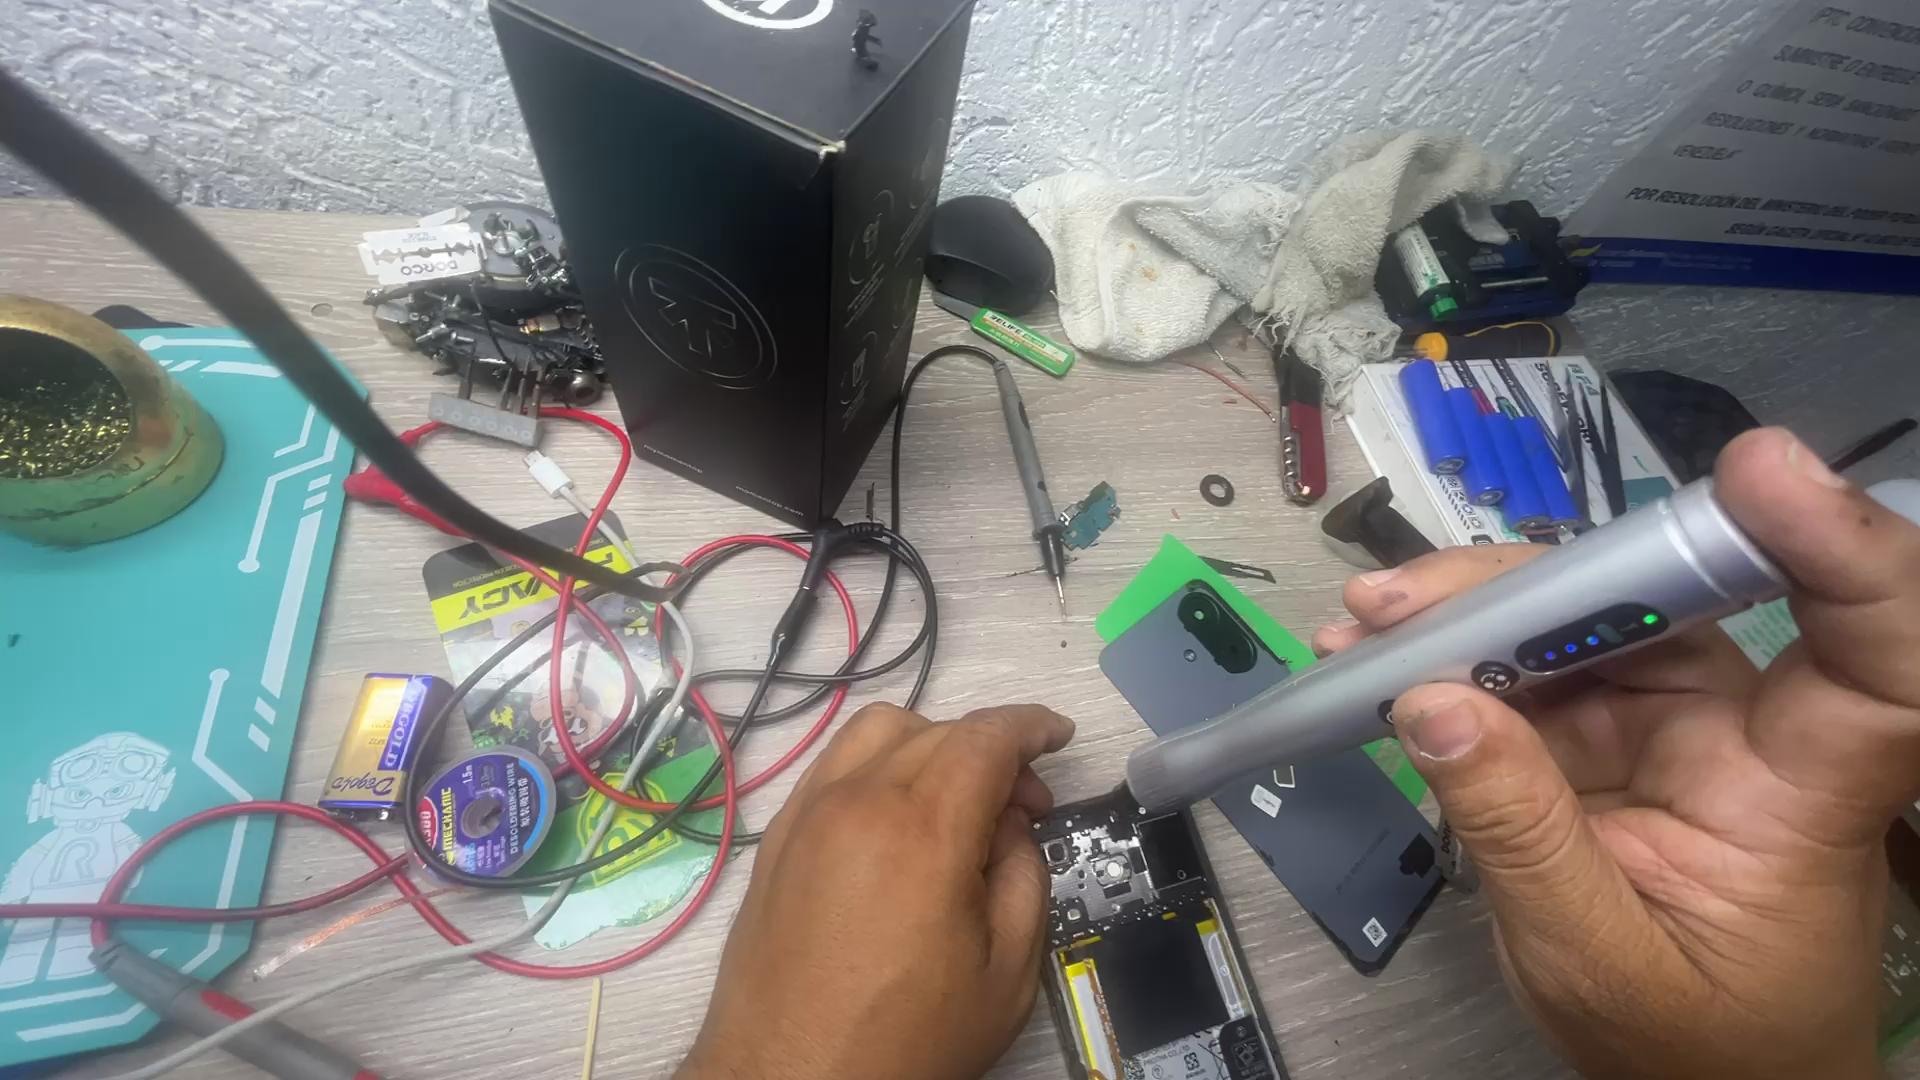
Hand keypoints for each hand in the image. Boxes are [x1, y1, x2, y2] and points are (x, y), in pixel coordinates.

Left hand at [677, 702, 1074, 1079]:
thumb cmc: (908, 1039)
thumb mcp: (1006, 972)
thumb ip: (1024, 872)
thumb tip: (1008, 818)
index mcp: (924, 831)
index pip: (987, 739)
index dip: (1031, 726)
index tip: (1058, 734)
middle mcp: (862, 799)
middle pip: (943, 730)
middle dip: (997, 749)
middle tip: (1023, 805)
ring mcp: (813, 808)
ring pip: (884, 727)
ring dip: (935, 741)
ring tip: (957, 795)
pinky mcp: (783, 828)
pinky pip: (839, 758)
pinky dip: (883, 757)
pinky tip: (899, 804)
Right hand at [1312, 428, 1918, 1079]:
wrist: (1665, 1068)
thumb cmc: (1679, 1041)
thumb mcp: (1591, 955)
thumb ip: (1518, 833)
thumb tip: (1430, 703)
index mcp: (1785, 795)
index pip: (1867, 664)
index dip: (1838, 555)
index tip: (1757, 471)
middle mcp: (1718, 731)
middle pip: (1638, 613)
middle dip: (1515, 587)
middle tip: (1393, 600)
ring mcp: (1635, 724)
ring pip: (1552, 626)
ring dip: (1448, 614)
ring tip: (1359, 623)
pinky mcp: (1568, 731)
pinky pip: (1497, 669)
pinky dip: (1425, 656)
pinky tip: (1364, 658)